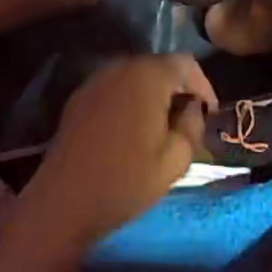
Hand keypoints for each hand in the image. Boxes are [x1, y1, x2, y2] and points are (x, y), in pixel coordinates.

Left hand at [27, 55, 217, 243]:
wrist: (60, 206)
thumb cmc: (123, 182)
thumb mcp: (174, 161)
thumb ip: (192, 127)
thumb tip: (193, 110)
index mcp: (149, 76)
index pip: (187, 65)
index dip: (204, 86)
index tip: (210, 113)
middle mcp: (122, 66)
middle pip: (161, 66)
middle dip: (179, 89)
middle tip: (188, 120)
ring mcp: (97, 80)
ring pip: (137, 76)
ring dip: (154, 94)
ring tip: (161, 125)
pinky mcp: (79, 97)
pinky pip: (116, 88)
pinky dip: (130, 100)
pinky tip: (131, 129)